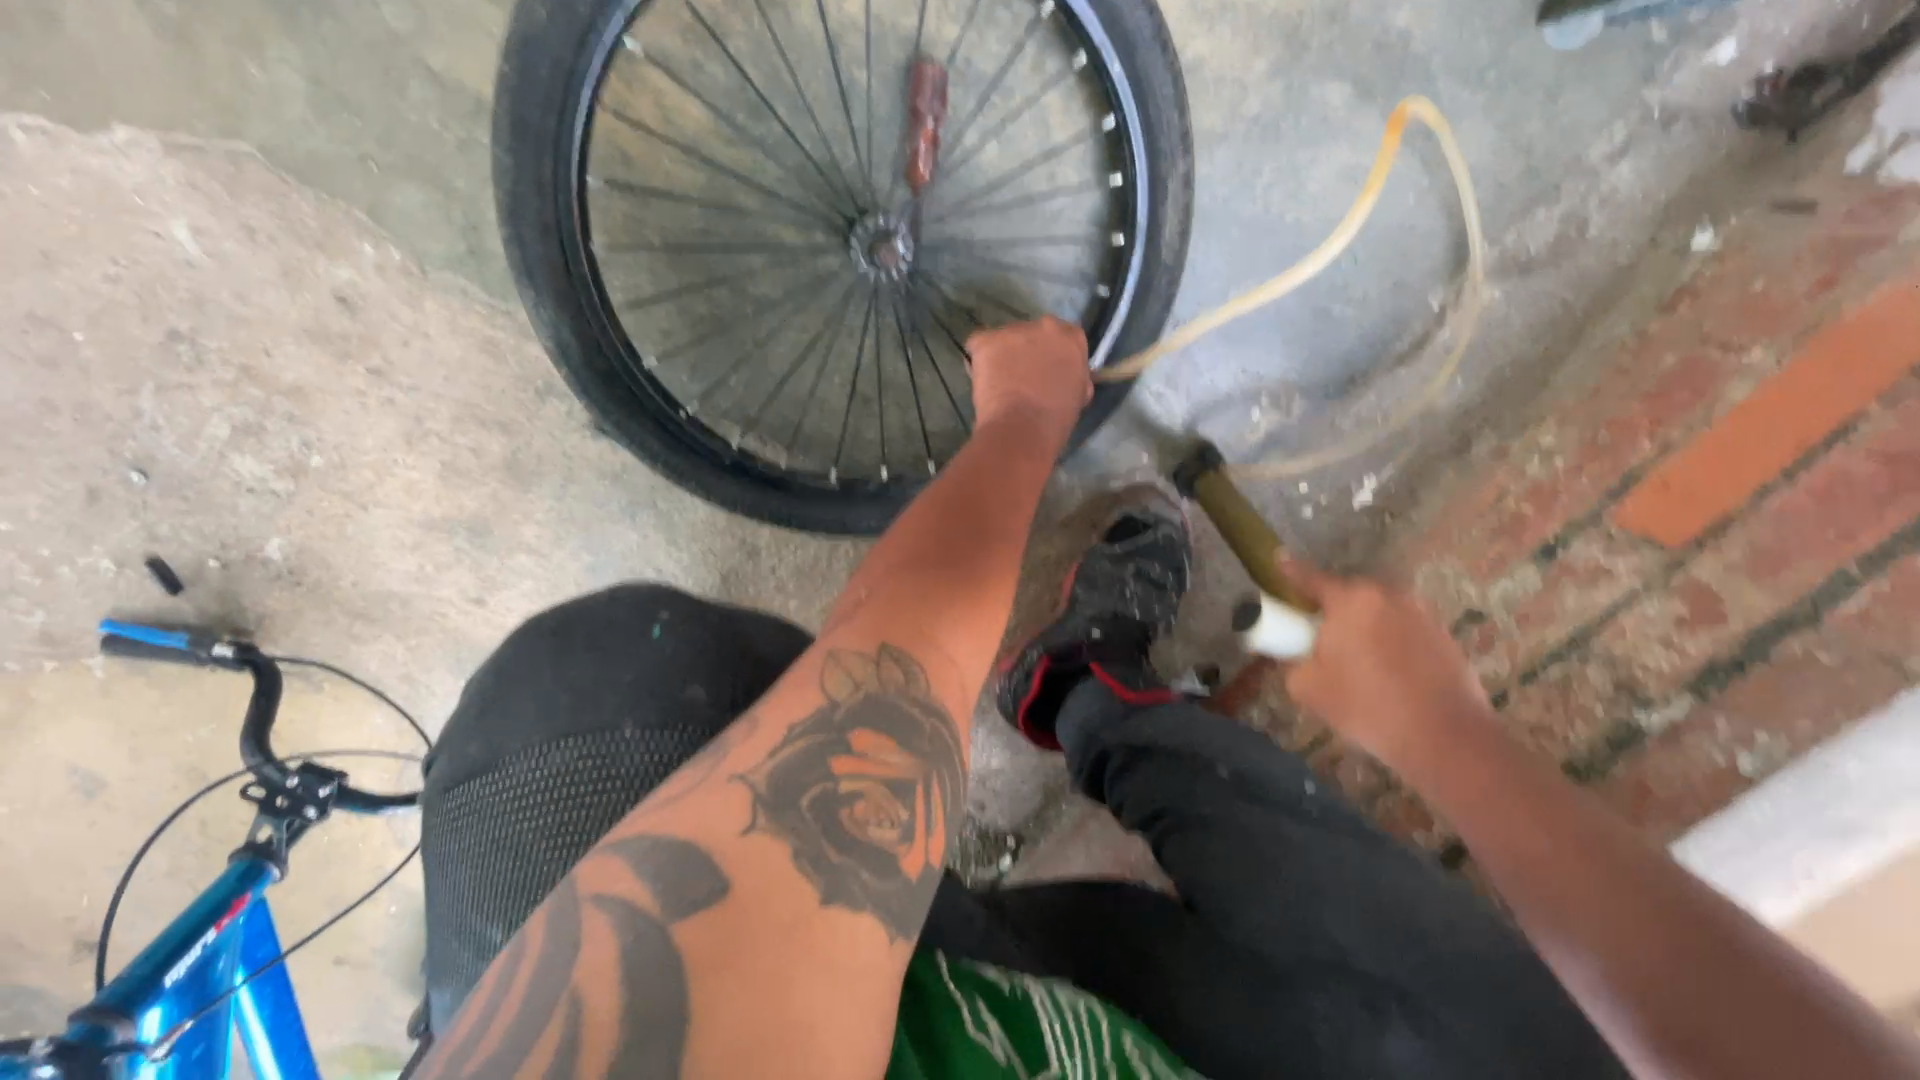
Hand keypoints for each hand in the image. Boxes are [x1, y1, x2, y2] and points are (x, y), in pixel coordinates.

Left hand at [965, 317, 1092, 433]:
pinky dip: (978, 362)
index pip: (1063, 336)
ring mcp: (1013, 331)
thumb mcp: (1078, 394)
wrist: (1023, 429)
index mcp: (1071, 338)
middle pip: (1032, 334)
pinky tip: (984, 382)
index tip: (1045, 371)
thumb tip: (1066, 376)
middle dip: (1026, 352)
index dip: (1050, 354)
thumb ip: (1073, 375)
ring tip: (1000, 384)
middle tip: (1021, 378)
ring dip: (1002, 357)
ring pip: (1004, 340)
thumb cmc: (1056, 419)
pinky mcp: (985, 340)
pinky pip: (978, 346)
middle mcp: (1045, 326)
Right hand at [1280, 559, 1492, 767]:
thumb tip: (1302, 655)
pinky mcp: (1444, 636)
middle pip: (1349, 597)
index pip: (1311, 579)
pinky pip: (1404, 632)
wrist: (1443, 735)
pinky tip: (1389, 677)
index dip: (1291, 572)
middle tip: (1321, 641)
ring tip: (1358, 666)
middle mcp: (1388, 596)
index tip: (1279, 559)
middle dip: (1333, 612)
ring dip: (1365, 630)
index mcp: (1351, 600)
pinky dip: (1391, 646)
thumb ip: (1294, 661)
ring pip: (1379, 615)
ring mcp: (1422, 614)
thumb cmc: (1366, 705)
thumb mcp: (1308, 687)